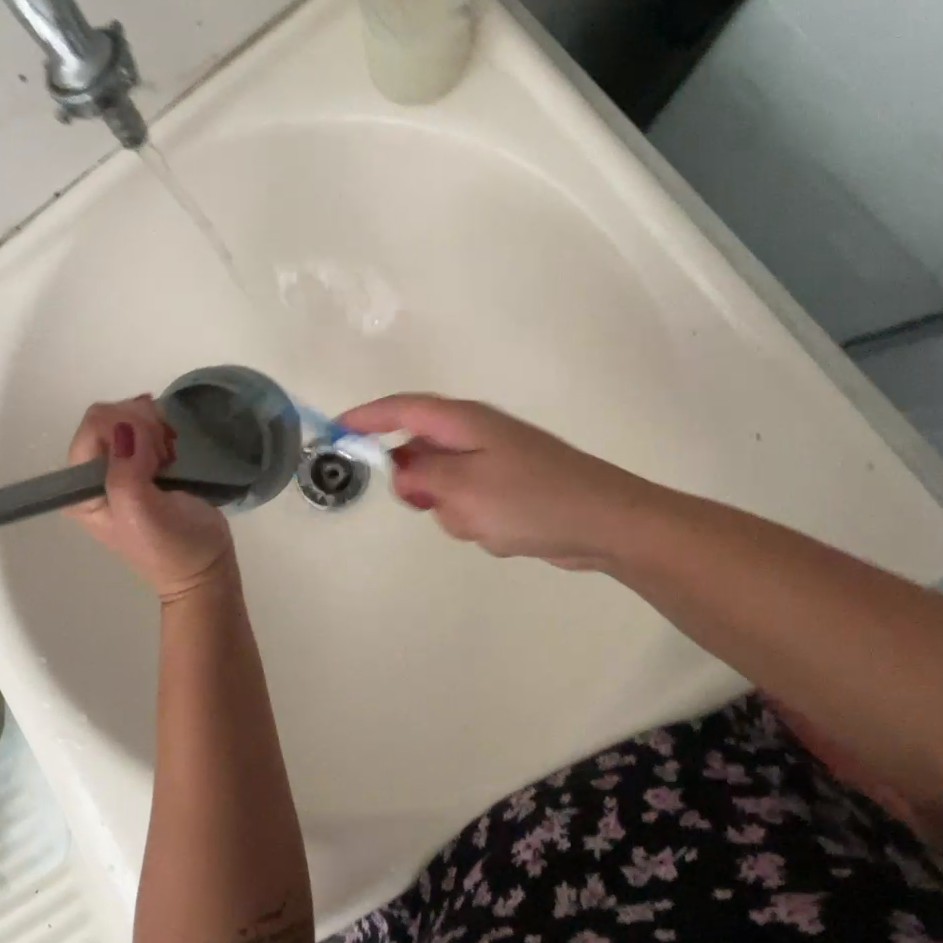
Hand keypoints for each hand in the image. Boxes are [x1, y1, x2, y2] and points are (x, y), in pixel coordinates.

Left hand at [64, 396, 236, 600]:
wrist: (205, 569)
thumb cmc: (171, 547)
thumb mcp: (140, 512)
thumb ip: (125, 469)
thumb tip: (125, 427)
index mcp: (80, 490)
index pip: (91, 429)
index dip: (125, 428)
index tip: (155, 452)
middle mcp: (92, 474)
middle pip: (107, 417)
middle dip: (140, 426)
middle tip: (164, 457)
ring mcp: (118, 465)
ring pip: (127, 416)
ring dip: (154, 428)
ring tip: (169, 458)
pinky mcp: (142, 461)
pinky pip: (145, 425)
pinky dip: (161, 430)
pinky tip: (172, 451)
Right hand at [337, 393, 666, 569]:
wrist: (608, 524)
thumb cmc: (532, 499)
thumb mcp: (463, 488)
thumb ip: (420, 477)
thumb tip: (401, 471)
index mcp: (463, 422)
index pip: (402, 409)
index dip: (366, 418)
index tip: (334, 431)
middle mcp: (476, 435)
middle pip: (420, 451)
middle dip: (419, 483)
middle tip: (429, 505)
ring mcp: (495, 463)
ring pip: (443, 485)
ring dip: (451, 509)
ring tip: (484, 524)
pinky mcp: (509, 490)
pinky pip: (469, 503)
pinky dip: (475, 520)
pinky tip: (504, 534)